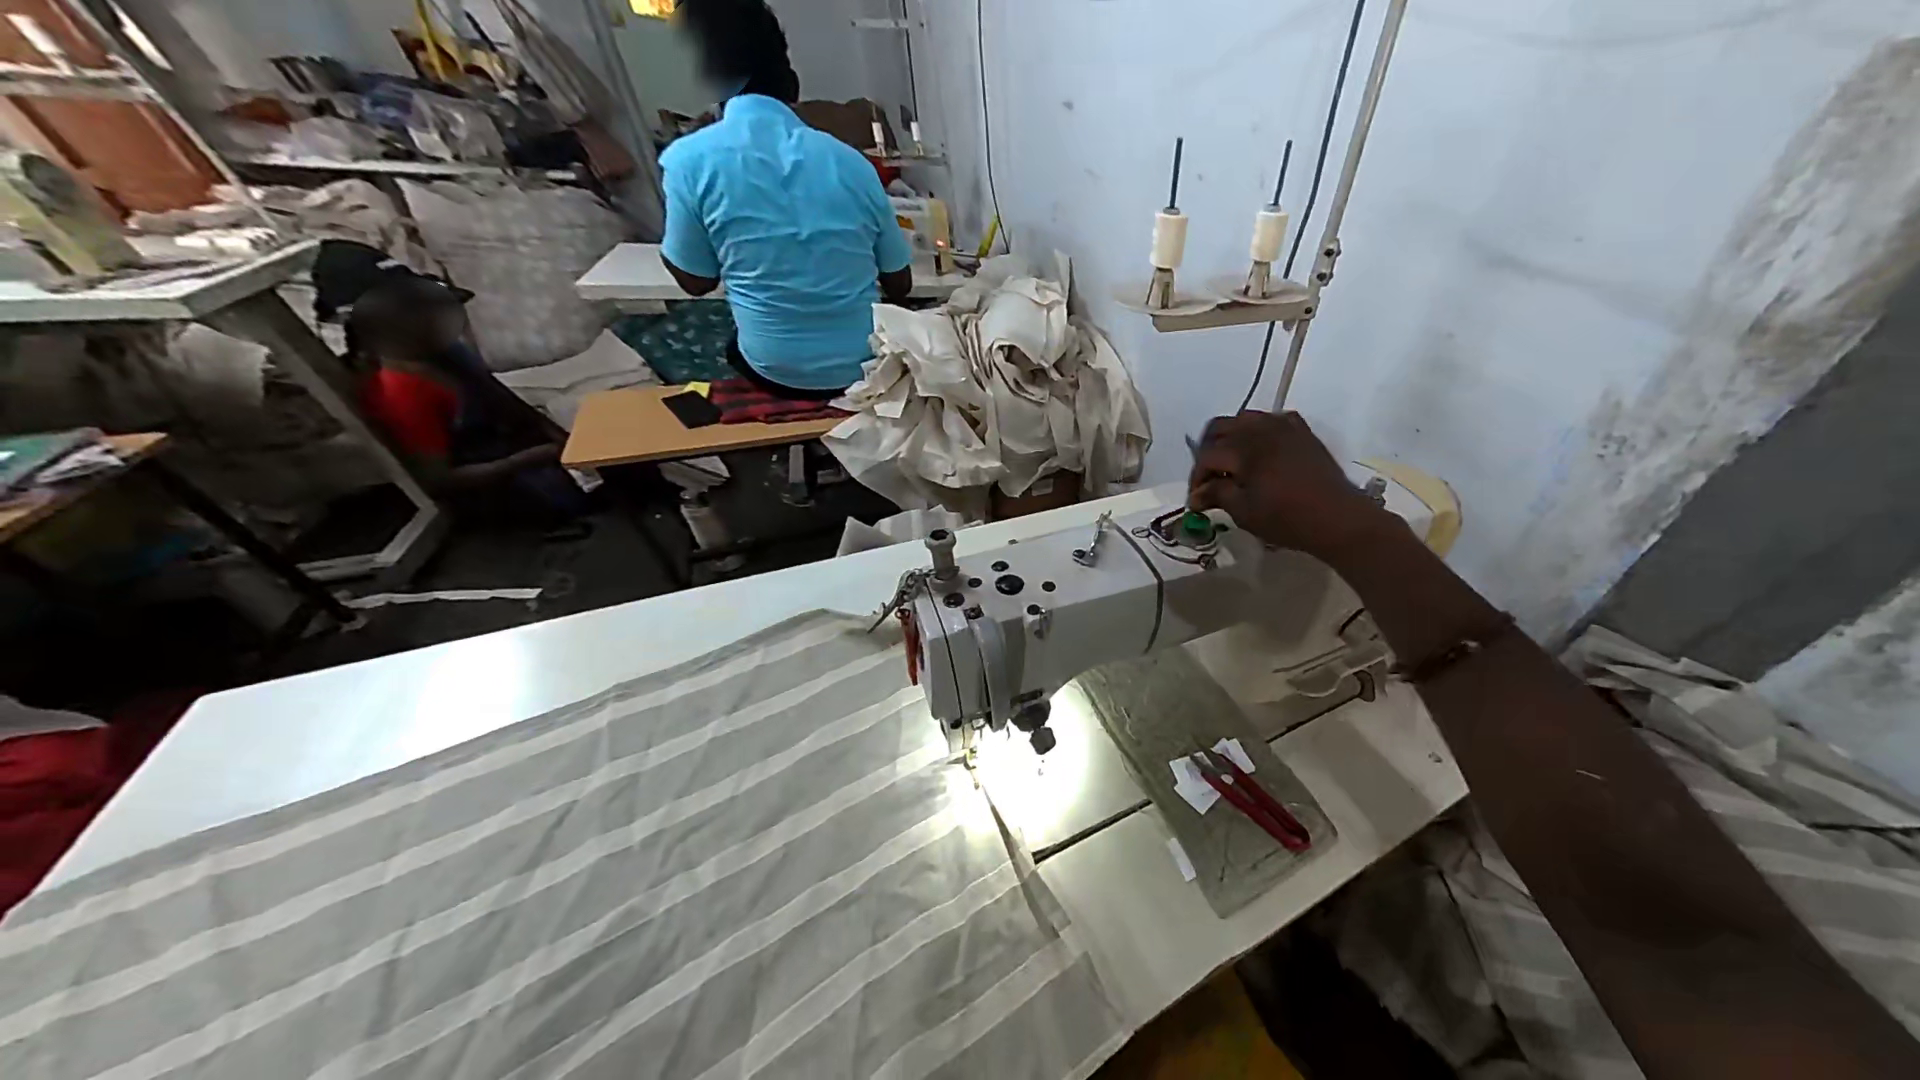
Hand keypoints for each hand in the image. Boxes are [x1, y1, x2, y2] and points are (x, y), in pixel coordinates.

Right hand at [1187, 410, 1394, 558]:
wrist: (1338, 518)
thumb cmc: (1287, 519)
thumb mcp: (1244, 512)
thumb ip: (1217, 495)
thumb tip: (1197, 495)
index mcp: (1244, 450)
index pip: (1207, 456)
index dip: (1196, 478)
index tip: (1197, 500)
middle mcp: (1261, 430)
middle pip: (1220, 427)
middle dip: (1207, 451)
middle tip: (1208, 477)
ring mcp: (1284, 427)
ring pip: (1245, 418)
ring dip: (1231, 437)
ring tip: (1232, 462)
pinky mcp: (1302, 432)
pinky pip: (1274, 419)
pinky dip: (1261, 431)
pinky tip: (1262, 450)